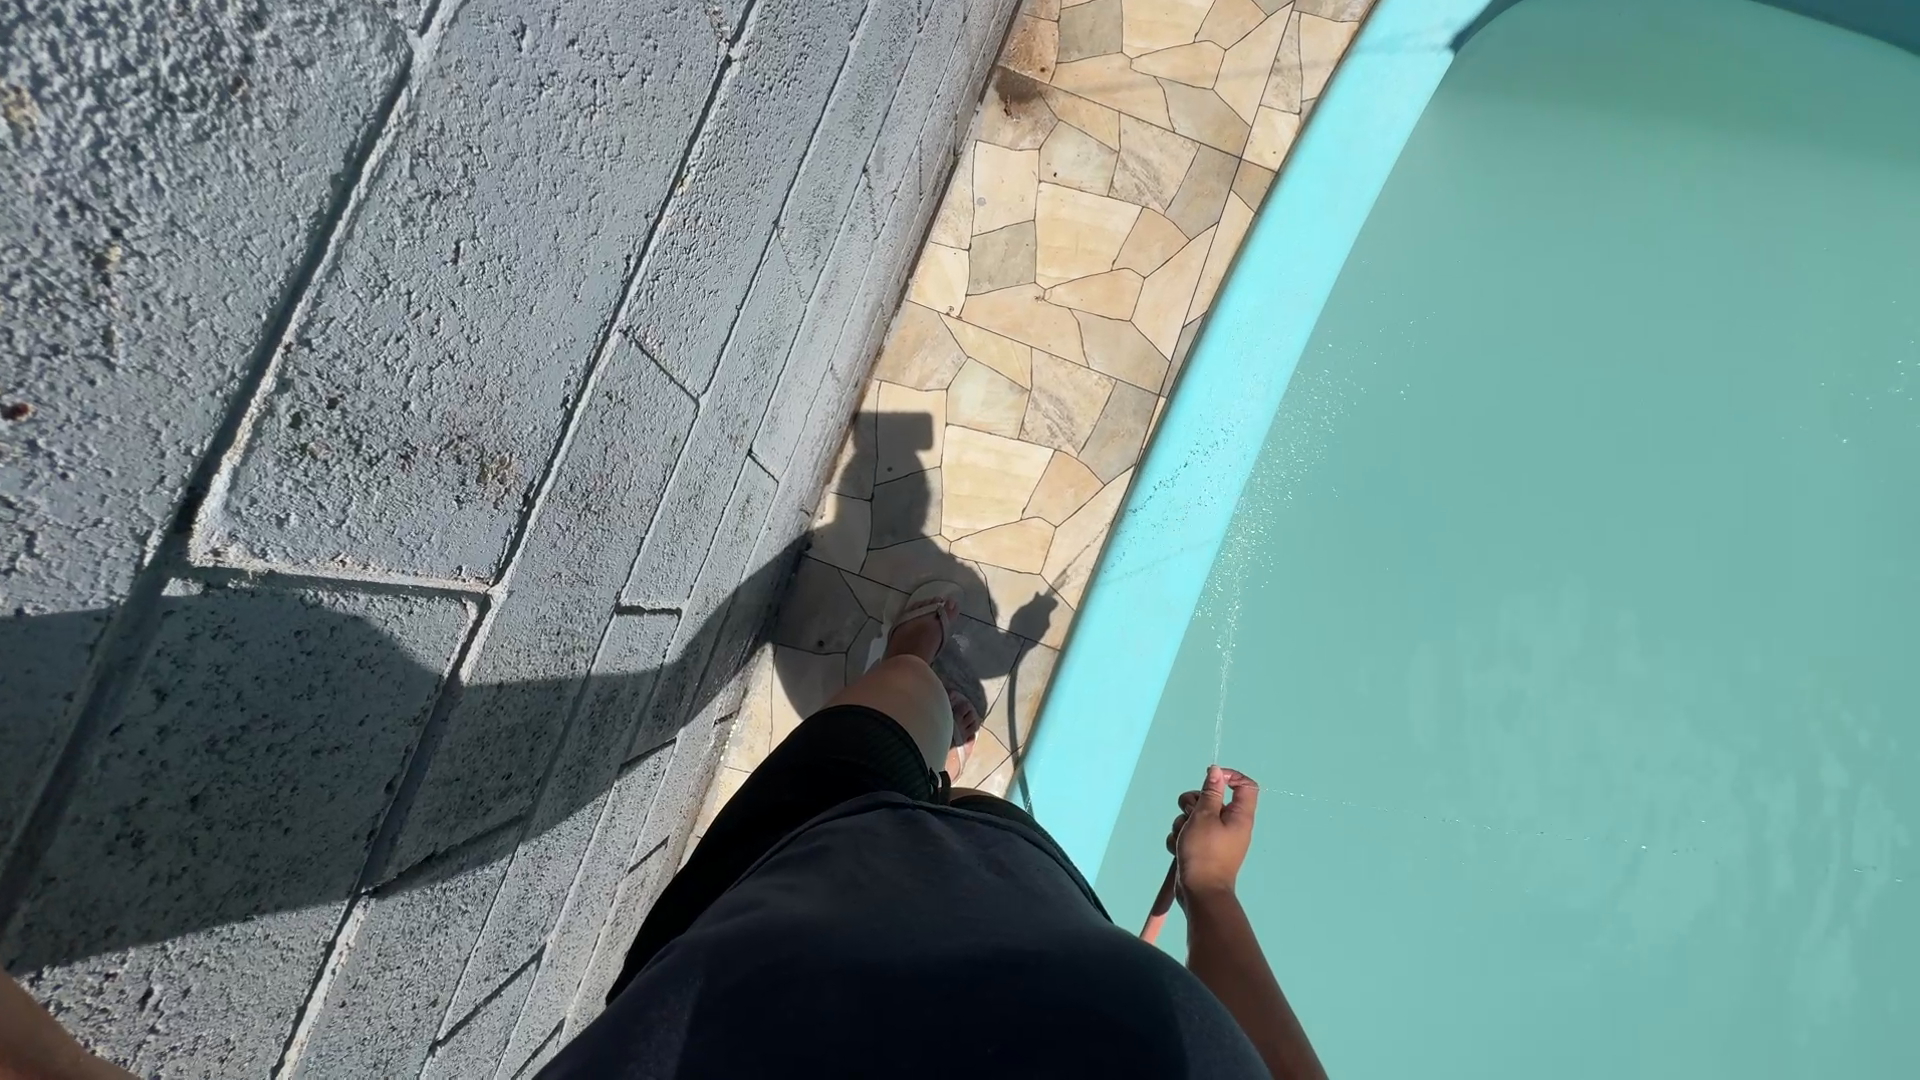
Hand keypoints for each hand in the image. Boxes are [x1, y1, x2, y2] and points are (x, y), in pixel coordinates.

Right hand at [1166, 765, 1258, 902]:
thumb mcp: (1204, 816)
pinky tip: (1180, 849)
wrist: (1199, 892)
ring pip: (1193, 815)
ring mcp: (1214, 837)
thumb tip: (1217, 771)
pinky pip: (1187, 832)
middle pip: (1210, 798)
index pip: (1245, 785)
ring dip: (1183, 823)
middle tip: (1192, 815)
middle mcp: (1229, 824)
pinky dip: (1180, 838)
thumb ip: (1209, 792)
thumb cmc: (1205, 852)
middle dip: (1193, 803)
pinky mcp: (1201, 848)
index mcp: (1239, 815)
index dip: (1230, 776)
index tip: (1211, 777)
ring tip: (1184, 838)